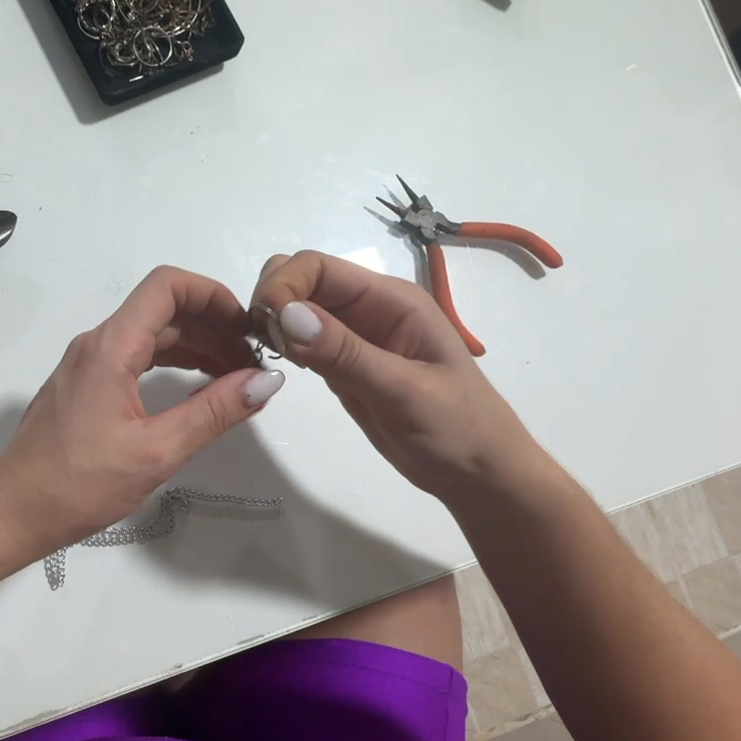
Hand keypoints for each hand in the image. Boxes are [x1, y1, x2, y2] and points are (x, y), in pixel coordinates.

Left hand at [0, 267, 284, 585]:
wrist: (13, 514)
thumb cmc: (79, 485)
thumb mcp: (156, 452)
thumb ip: (213, 412)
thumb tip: (267, 381)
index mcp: (110, 348)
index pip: (167, 287)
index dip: (214, 295)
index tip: (249, 328)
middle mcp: (95, 345)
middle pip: (162, 311)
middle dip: (213, 328)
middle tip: (253, 364)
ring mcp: (85, 366)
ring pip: (149, 336)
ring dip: (195, 348)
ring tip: (235, 379)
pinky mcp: (82, 388)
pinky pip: (134, 359)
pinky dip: (170, 366)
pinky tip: (197, 391)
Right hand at [250, 250, 545, 501]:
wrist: (477, 473)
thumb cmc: (455, 430)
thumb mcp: (402, 391)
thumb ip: (344, 353)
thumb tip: (285, 315)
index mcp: (390, 300)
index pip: (318, 267)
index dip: (283, 287)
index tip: (263, 327)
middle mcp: (368, 308)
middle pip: (301, 279)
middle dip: (272, 302)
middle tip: (267, 346)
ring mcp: (353, 337)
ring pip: (295, 309)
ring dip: (272, 325)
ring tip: (273, 360)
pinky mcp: (341, 365)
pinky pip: (301, 340)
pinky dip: (282, 347)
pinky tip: (284, 370)